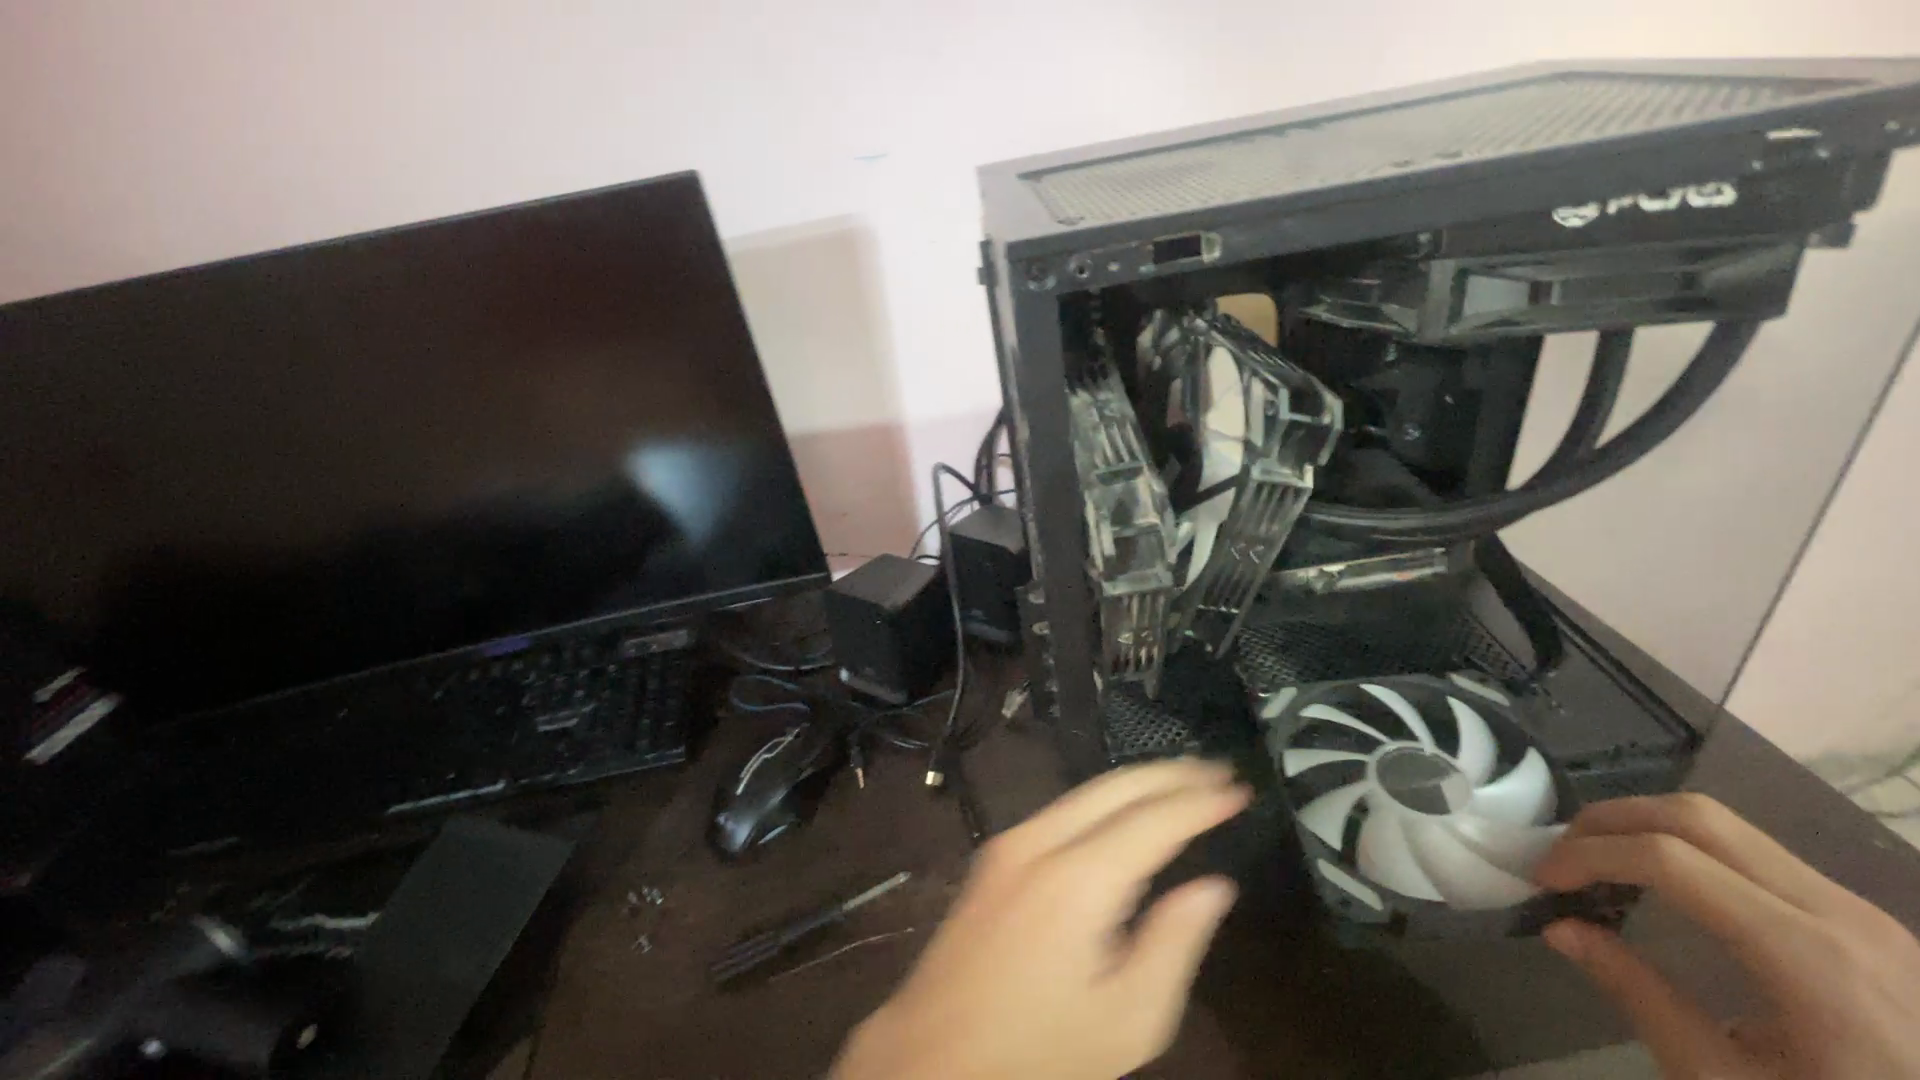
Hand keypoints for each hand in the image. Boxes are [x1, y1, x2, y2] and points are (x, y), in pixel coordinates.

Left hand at [831, 759, 1249, 1079]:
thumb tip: (1212, 886)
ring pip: (1084, 791)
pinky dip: (1105, 800)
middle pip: (1115, 785)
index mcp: (1076, 880)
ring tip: (1186, 781)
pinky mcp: (992, 857)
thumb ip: (1175, 943)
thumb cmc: (1039, 1050)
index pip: (1153, 818)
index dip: (1201, 799)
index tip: (1241, 789)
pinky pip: (1061, 809)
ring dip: (1139, 781)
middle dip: (1172, 772)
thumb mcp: (1128, 1018)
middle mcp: (1037, 843)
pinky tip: (1129, 811)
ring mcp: (1007, 845)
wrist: (931, 1055)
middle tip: (1220, 770)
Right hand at [1533, 793, 1919, 1078]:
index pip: (1670, 859)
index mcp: (1807, 957)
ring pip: (1727, 824)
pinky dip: (1686, 847)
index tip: (1543, 880)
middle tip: (1560, 854)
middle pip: (1698, 818)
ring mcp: (1856, 907)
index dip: (1589, 855)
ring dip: (1646, 827)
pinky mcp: (1860, 915)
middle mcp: (1837, 910)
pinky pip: (1755, 851)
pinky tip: (1660, 882)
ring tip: (1598, 861)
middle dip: (1611, 822)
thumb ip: (1641, 999)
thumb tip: (1561, 930)